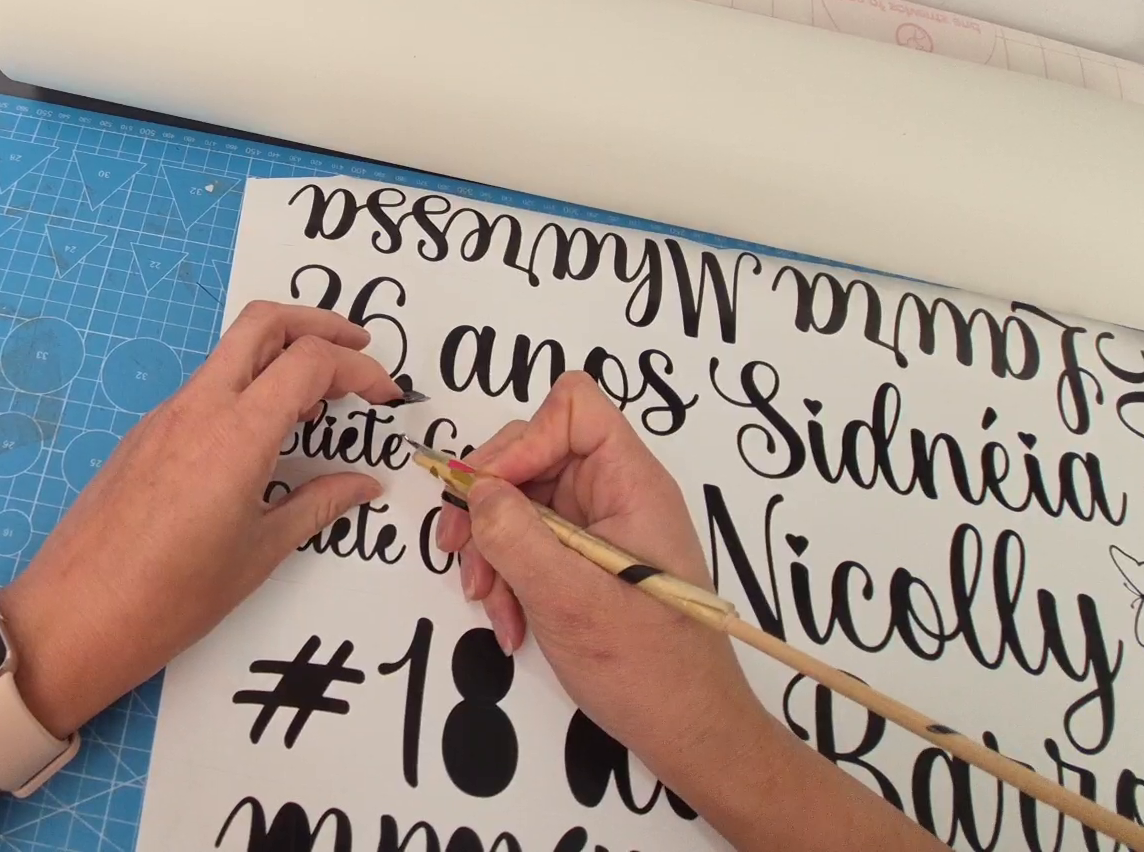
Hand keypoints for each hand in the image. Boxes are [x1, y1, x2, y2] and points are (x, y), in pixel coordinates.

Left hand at [0, 301, 400, 735]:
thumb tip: (366, 485)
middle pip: (264, 322)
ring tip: (318, 400)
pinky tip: (263, 434)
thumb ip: (318, 504)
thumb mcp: (260, 552)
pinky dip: (248, 387)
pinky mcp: (147, 432)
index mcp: (238, 431)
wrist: (72, 616)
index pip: (311, 361)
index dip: (361, 367)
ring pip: (232, 351)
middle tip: (359, 346)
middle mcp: (201, 404)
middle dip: (320, 322)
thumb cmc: (174, 596)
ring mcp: (167, 414)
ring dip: (281, 354)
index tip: (387, 396)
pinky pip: (208, 387)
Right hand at [434, 371, 771, 781]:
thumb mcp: (572, 601)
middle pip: (527, 450)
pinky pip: (517, 536)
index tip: (494, 492)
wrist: (686, 737)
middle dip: (485, 500)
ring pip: (512, 496)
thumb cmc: (646, 668)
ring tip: (485, 598)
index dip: (526, 438)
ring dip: (487, 545)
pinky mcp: (573, 552)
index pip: (573, 408)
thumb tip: (475, 489)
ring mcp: (588, 521)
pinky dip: (500, 571)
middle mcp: (608, 490)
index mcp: (629, 482)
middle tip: (457, 546)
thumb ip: (517, 537)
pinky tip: (505, 616)